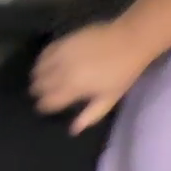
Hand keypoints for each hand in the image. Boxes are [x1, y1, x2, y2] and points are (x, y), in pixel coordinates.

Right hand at [31, 21, 152, 132]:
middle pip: (37, 89)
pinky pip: (42, 57)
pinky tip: (53, 62)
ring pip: (35, 73)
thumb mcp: (112, 95)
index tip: (55, 103)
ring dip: (41, 76)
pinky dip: (44, 61)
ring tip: (51, 76)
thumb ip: (91, 114)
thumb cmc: (124, 70)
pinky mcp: (58, 45)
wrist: (134, 38)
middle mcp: (59, 75)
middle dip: (43, 91)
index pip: (45, 103)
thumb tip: (73, 131)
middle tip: (54, 89)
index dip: (48, 105)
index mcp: (71, 89)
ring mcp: (57, 59)